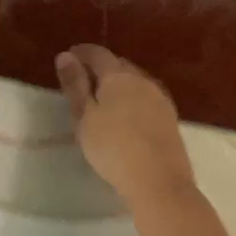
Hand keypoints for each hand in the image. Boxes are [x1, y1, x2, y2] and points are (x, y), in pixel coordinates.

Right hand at [56, 45, 197, 205]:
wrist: (159, 183)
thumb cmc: (113, 147)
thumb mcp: (84, 117)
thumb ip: (75, 85)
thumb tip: (65, 56)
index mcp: (119, 76)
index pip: (98, 53)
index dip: (82, 53)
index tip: (69, 57)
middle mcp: (143, 81)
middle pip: (119, 65)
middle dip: (101, 67)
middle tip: (83, 79)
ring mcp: (160, 99)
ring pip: (135, 82)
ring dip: (118, 84)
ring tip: (103, 98)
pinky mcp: (170, 119)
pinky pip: (146, 98)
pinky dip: (132, 98)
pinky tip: (126, 115)